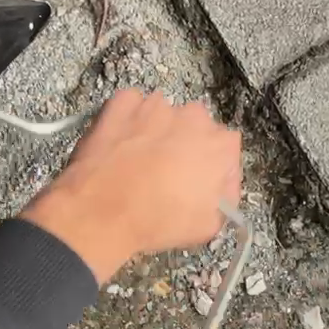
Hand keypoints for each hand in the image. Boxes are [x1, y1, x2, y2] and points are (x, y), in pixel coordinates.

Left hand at [20, 89, 241, 284]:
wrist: (102, 210)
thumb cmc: (159, 220)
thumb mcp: (207, 226)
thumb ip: (223, 201)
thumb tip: (219, 191)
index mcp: (221, 144)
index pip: (226, 152)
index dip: (213, 171)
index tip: (198, 188)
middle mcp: (194, 116)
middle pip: (194, 129)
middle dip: (184, 147)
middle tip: (165, 175)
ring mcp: (156, 105)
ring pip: (162, 116)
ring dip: (155, 132)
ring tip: (136, 161)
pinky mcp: (122, 102)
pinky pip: (130, 107)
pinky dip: (127, 120)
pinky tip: (118, 144)